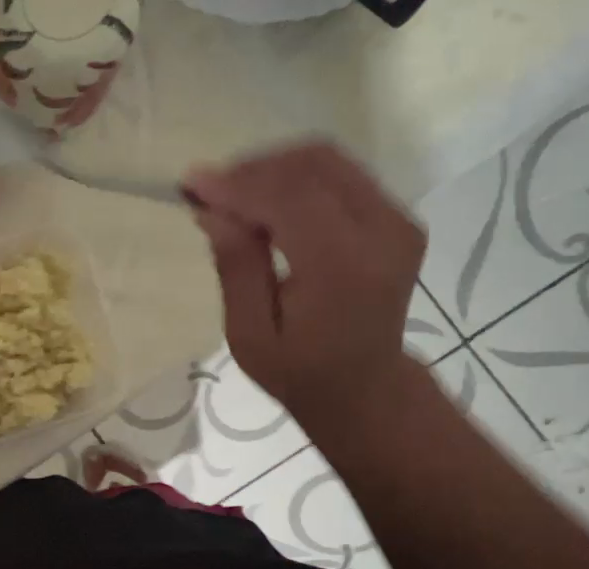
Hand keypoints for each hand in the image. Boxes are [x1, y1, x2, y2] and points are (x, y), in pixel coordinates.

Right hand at [184, 143, 426, 407]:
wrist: (362, 385)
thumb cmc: (296, 370)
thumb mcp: (249, 334)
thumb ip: (236, 268)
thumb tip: (212, 212)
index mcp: (342, 267)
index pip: (290, 198)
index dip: (238, 185)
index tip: (191, 184)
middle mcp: (381, 231)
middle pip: (315, 166)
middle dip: (255, 170)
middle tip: (210, 190)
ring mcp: (396, 220)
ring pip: (330, 163)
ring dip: (275, 170)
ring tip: (232, 195)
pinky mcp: (397, 217)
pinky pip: (343, 177)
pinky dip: (297, 180)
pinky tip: (265, 204)